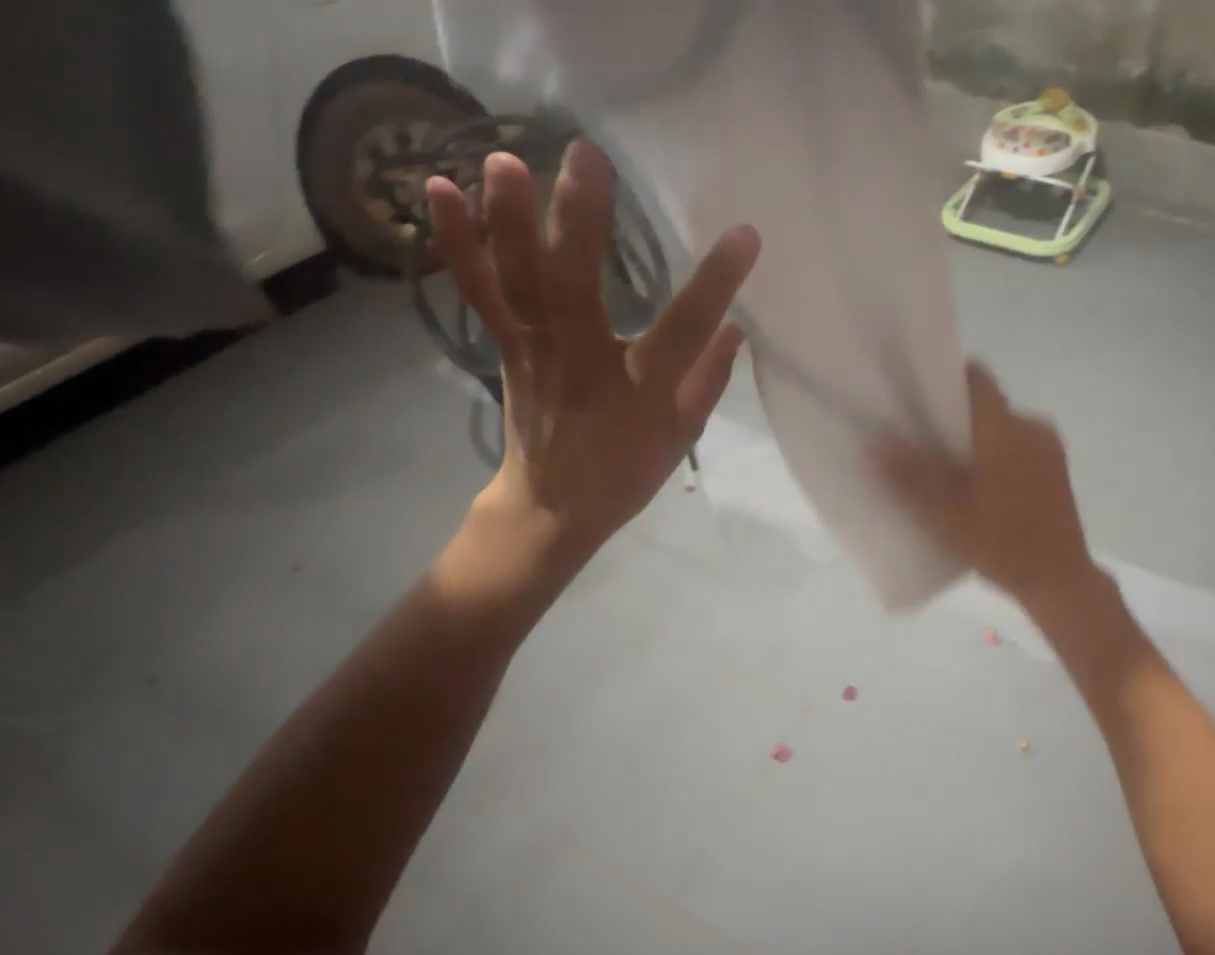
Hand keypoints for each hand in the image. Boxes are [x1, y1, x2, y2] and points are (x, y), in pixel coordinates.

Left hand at [425, 142, 759, 554]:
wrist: (551, 507)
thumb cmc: (627, 472)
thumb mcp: (681, 438)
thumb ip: (707, 382)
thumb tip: (733, 327)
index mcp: (639, 392)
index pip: (683, 330)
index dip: (715, 283)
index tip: (744, 234)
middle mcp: (581, 364)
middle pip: (575, 287)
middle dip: (580, 220)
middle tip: (587, 156)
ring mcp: (535, 352)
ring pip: (518, 282)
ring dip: (508, 219)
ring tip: (507, 159)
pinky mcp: (506, 346)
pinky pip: (479, 292)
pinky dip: (456, 243)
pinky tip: (439, 190)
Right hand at [875, 363, 1098, 608]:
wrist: (1061, 582)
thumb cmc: (1003, 544)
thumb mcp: (947, 515)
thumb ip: (910, 475)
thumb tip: (874, 440)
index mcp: (1006, 427)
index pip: (975, 378)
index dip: (944, 378)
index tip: (914, 395)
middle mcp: (1032, 427)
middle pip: (985, 407)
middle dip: (951, 420)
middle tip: (916, 439)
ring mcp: (1048, 450)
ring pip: (1000, 431)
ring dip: (973, 443)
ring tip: (941, 470)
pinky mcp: (1055, 473)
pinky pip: (1016, 451)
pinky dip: (993, 460)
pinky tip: (972, 490)